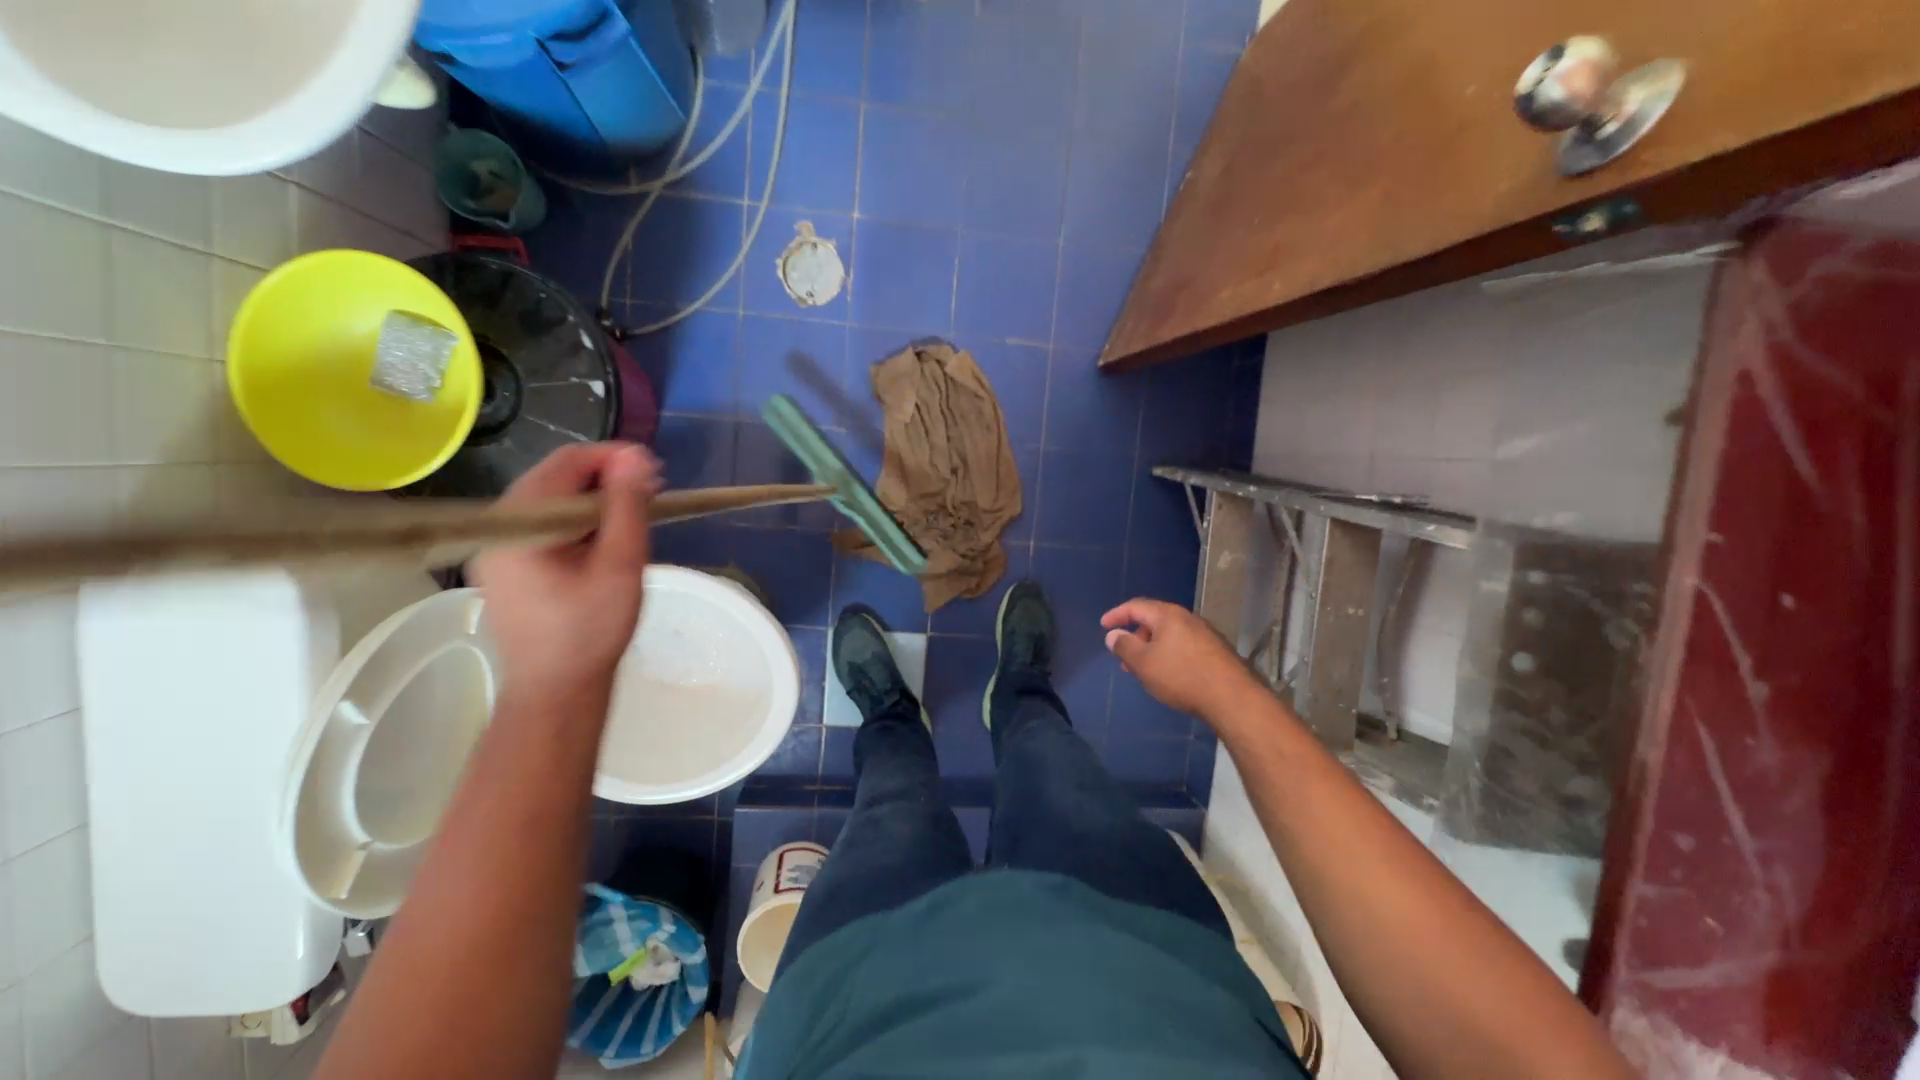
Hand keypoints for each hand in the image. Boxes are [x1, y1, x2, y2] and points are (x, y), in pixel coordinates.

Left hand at [473, 443, 659, 697]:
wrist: (555, 693)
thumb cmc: (591, 632)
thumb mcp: (620, 565)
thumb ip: (627, 506)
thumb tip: (635, 456)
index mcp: (519, 523)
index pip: (567, 462)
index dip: (614, 459)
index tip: (655, 474)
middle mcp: (499, 527)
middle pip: (556, 478)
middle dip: (606, 480)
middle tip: (650, 497)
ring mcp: (498, 548)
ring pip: (551, 502)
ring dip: (594, 502)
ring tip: (632, 521)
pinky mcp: (506, 566)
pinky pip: (544, 526)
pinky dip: (577, 524)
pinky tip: (604, 545)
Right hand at [1101, 599, 1261, 721]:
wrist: (1231, 696)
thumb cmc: (1181, 676)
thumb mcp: (1143, 663)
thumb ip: (1124, 646)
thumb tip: (1113, 634)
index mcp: (1167, 615)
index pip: (1135, 606)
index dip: (1116, 615)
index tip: (1103, 626)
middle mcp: (1187, 618)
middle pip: (1154, 619)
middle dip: (1135, 635)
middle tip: (1122, 654)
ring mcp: (1204, 633)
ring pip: (1169, 634)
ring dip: (1151, 647)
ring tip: (1142, 668)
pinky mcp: (1215, 650)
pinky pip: (1183, 645)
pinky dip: (1168, 653)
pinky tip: (1167, 674)